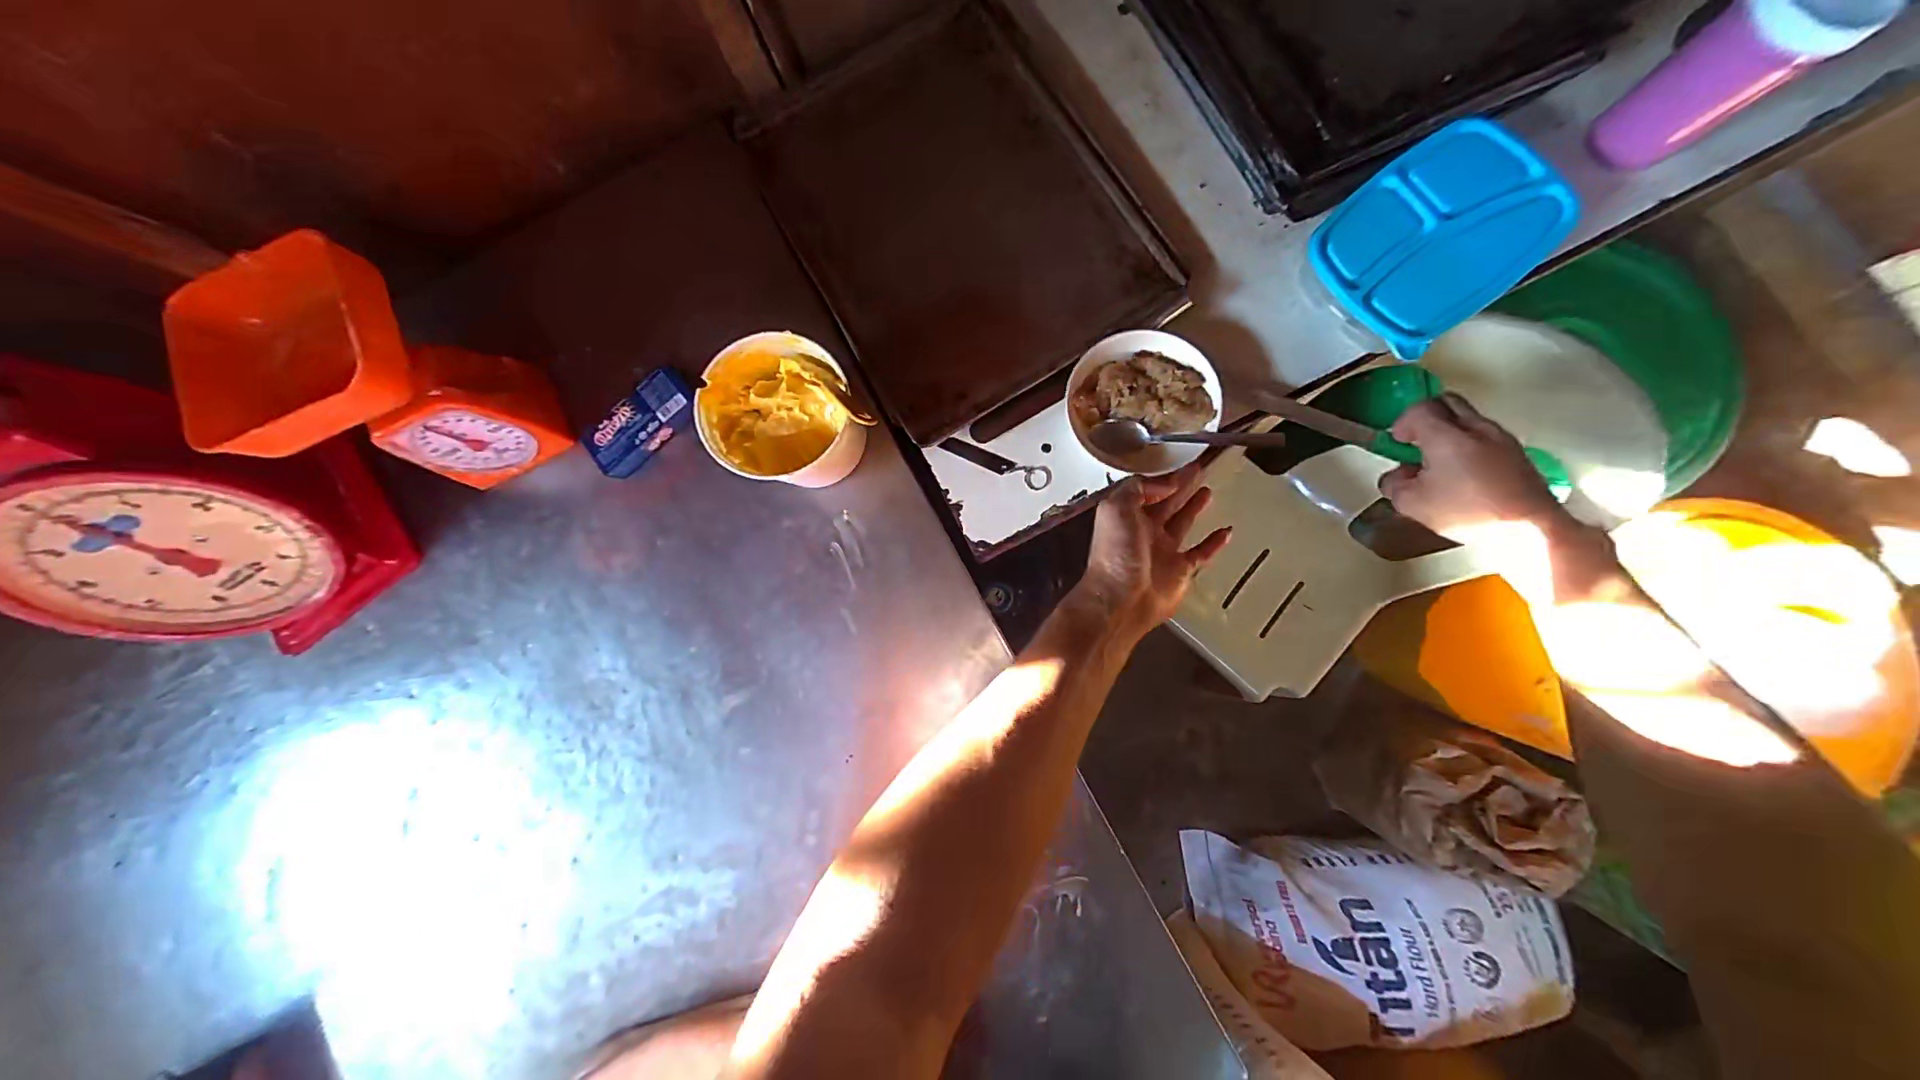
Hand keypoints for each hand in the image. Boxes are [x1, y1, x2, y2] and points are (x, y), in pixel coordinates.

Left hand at [1073, 461, 1232, 638]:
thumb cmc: (1114, 556)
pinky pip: (1200, 553)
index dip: (1165, 478)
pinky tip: (1224, 532)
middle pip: (1166, 503)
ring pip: (1182, 523)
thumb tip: (1163, 483)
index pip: (1148, 490)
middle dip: (1181, 487)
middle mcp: (1143, 532)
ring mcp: (1162, 551)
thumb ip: (1138, 488)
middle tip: (1197, 472)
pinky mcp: (1178, 570)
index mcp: (1127, 516)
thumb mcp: (1116, 507)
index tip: (1183, 465)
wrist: (1121, 599)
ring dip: (1194, 507)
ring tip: (1207, 492)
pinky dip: (1214, 543)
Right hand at [1378, 394, 1568, 541]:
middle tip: (1415, 440)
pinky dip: (1468, 443)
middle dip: (1426, 417)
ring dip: (1448, 431)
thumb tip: (1398, 477)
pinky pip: (1484, 435)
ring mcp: (1501, 438)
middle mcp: (1476, 428)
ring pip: (1468, 418)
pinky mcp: (1516, 452)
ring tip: (1439, 461)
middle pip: (1447, 402)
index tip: (1397, 441)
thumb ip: (1395, 484)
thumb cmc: (1468, 512)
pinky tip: (1463, 472)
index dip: (1402, 423)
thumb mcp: (1412, 504)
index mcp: (1446, 436)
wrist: (1529, 528)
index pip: (1420, 409)